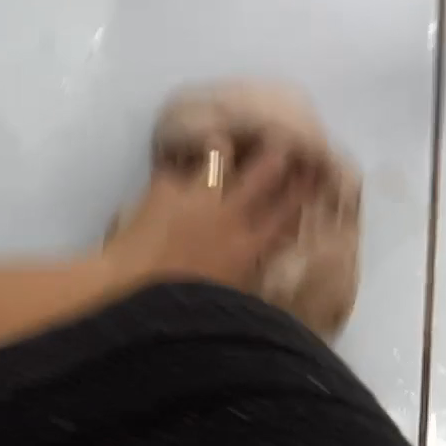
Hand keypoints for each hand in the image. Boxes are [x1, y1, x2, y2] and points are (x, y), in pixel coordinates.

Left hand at [104, 140, 314, 292]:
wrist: (130, 287)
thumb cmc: (182, 306)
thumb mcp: (227, 294)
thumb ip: (243, 272)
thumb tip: (252, 258)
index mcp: (247, 247)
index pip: (285, 213)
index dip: (302, 191)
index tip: (315, 173)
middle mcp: (228, 215)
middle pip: (263, 175)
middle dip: (276, 155)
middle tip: (283, 139)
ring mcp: (196, 196)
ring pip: (220, 158)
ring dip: (223, 147)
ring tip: (223, 139)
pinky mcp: (164, 187)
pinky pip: (174, 168)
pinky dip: (175, 168)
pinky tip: (171, 163)